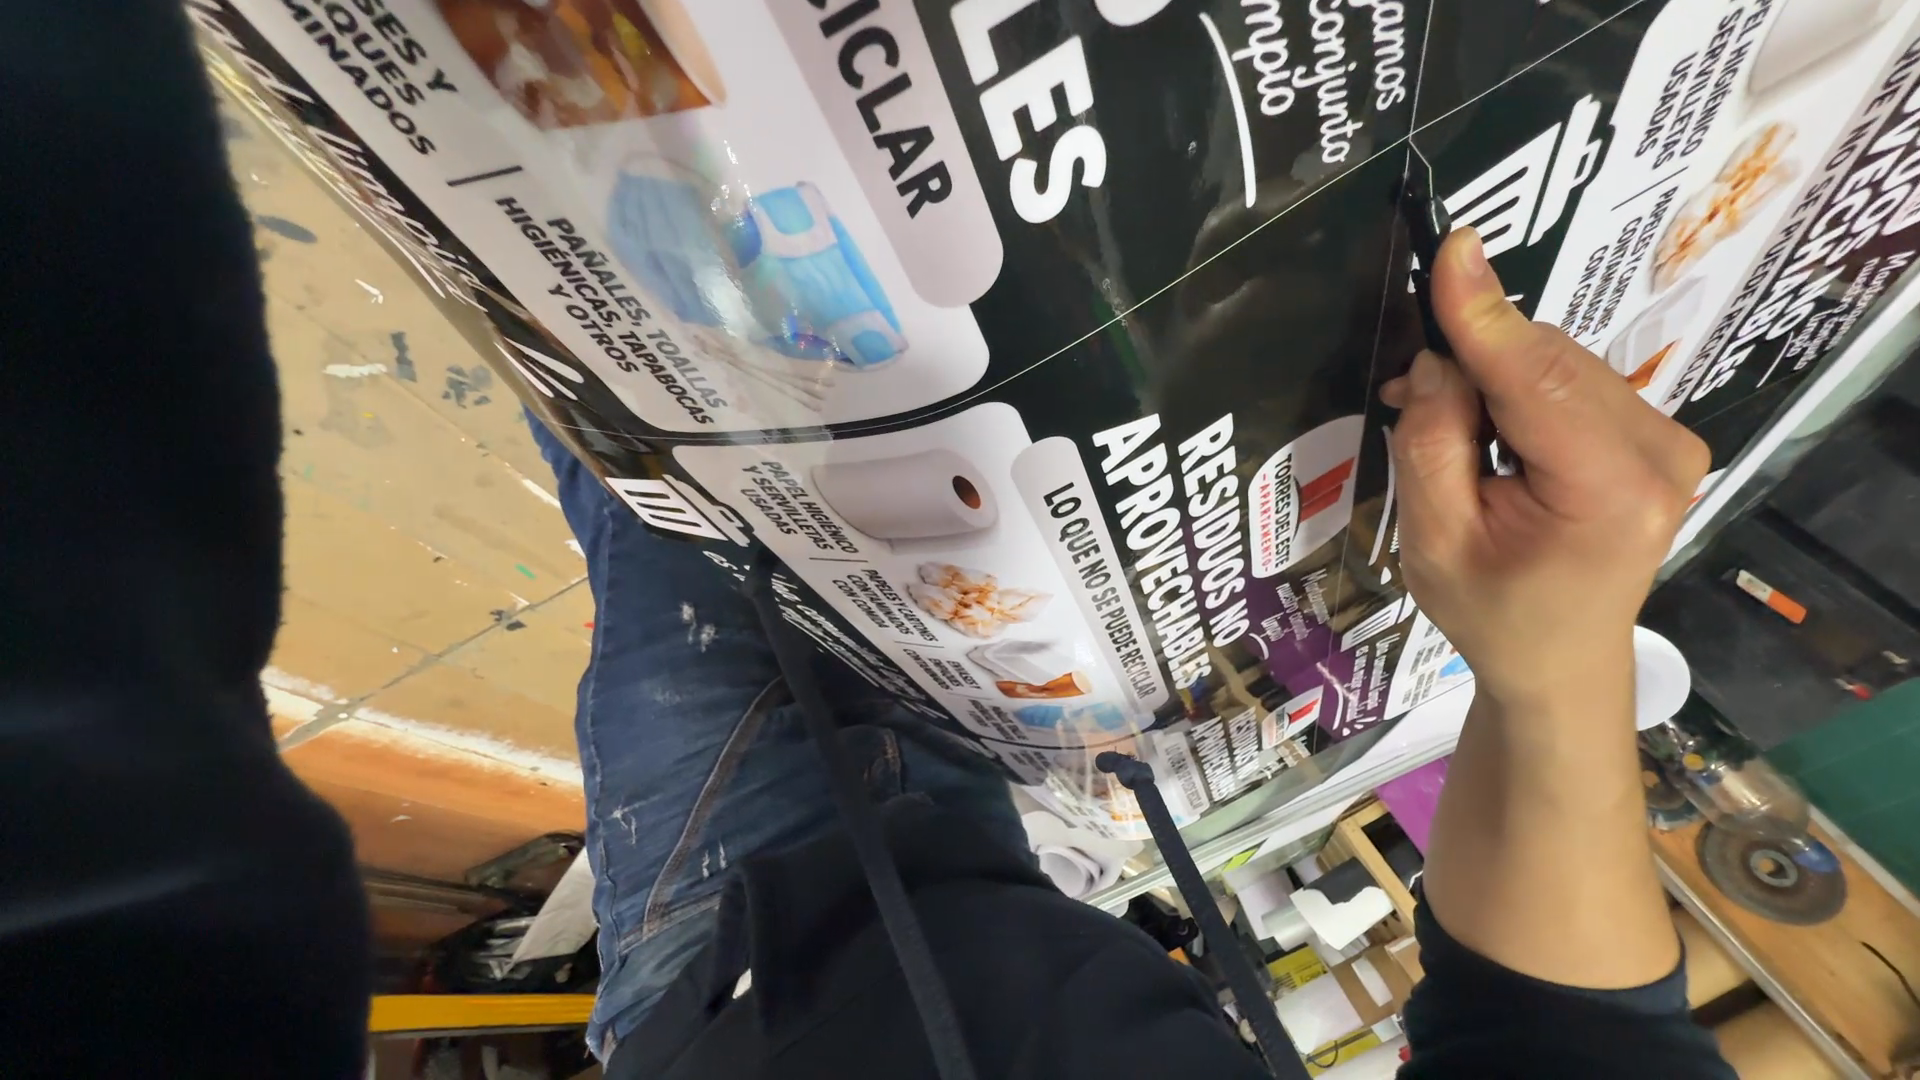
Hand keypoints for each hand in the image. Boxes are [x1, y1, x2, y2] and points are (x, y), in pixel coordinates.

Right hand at [1380, 229, 1709, 715]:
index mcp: (1608, 488)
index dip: (1485, 314)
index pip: (1535, 378)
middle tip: (1400, 397)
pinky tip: (1476, 422)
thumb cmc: (1488, 613)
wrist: (1557, 662)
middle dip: (1469, 361)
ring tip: (1430, 417)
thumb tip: (1435, 363)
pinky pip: (1568, 385)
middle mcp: (1659, 451)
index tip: (1450, 249)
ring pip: (1557, 366)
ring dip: (1486, 376)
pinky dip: (1511, 390)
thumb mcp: (1433, 538)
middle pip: (1546, 363)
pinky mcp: (1652, 440)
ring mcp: (1667, 441)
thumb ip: (1431, 445)